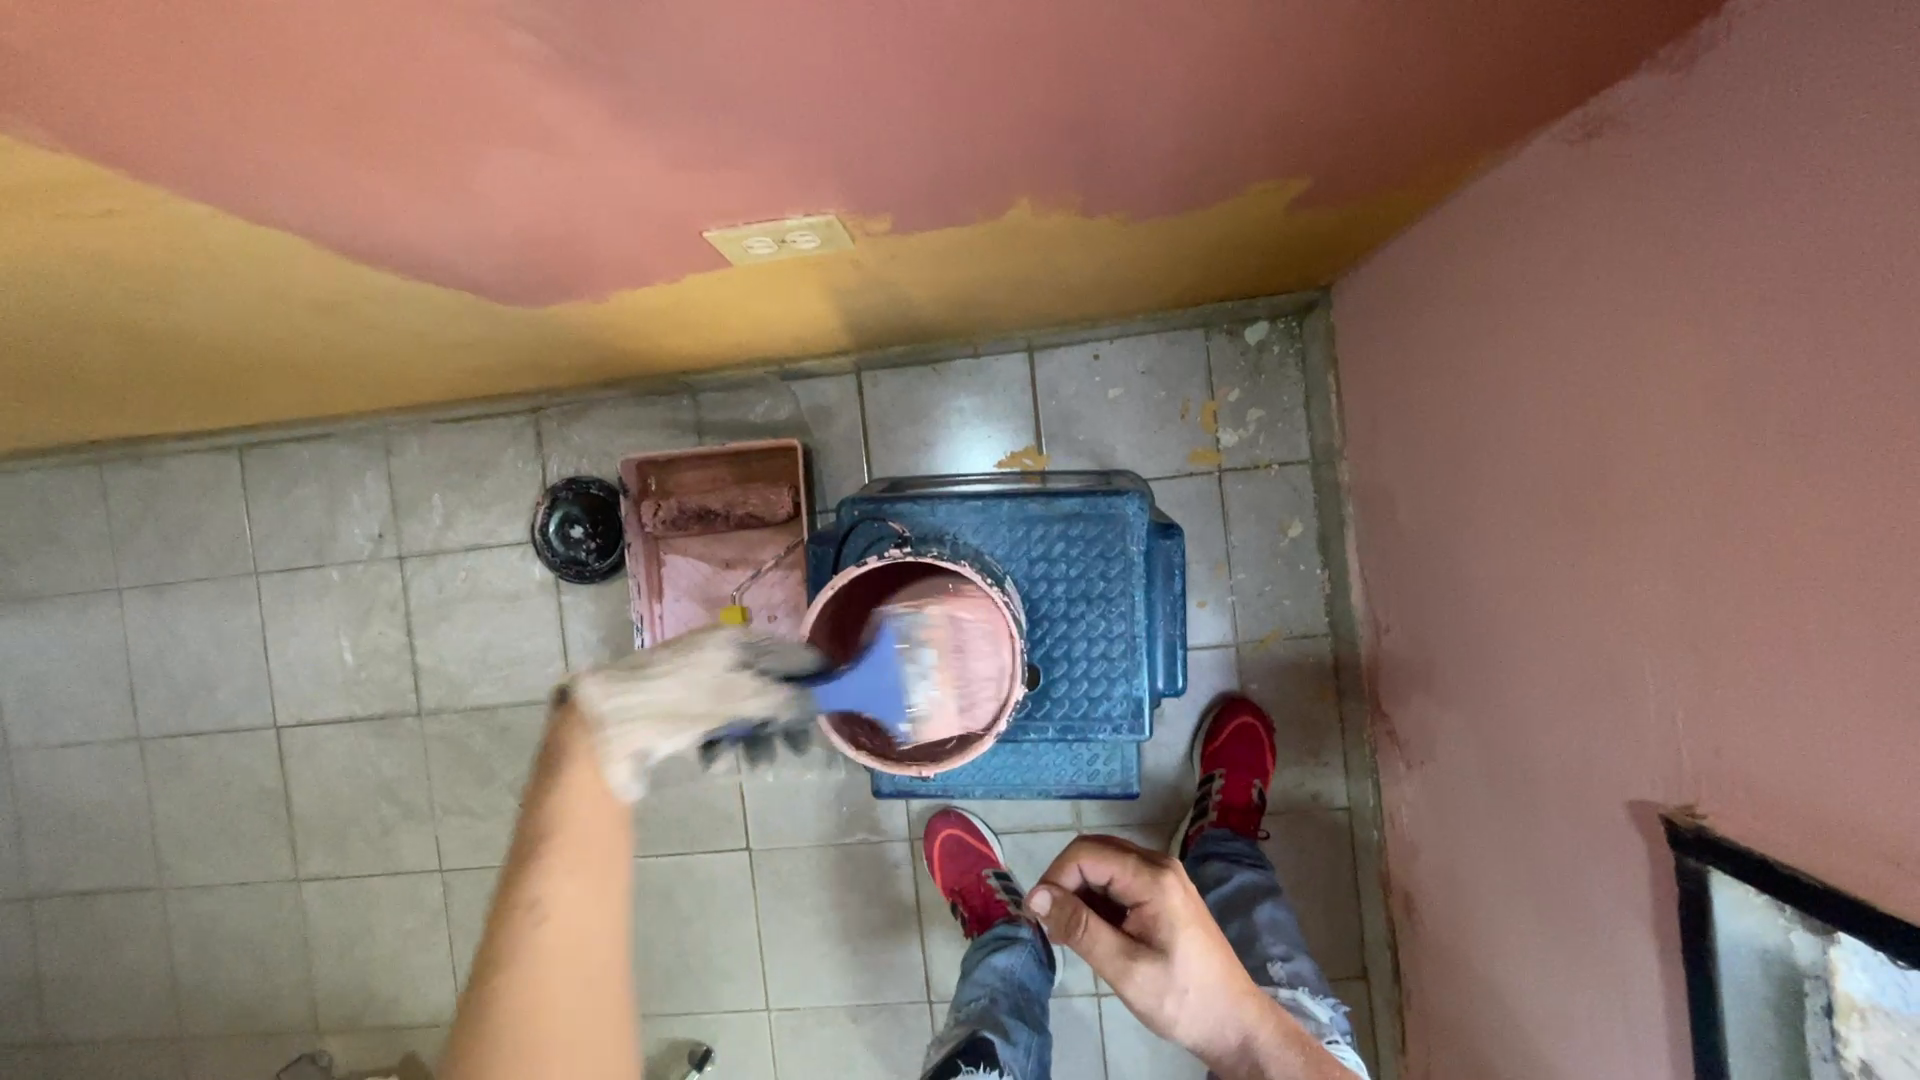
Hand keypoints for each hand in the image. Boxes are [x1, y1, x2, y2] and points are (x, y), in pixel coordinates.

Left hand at [560, 625, 822, 801]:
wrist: (600, 725)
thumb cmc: (675, 703)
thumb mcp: (738, 699)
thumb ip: (784, 700)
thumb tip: (817, 703)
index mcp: (736, 641)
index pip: (790, 653)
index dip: (815, 676)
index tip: (835, 702)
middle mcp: (721, 657)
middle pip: (770, 686)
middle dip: (784, 719)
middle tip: (798, 749)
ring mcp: (700, 685)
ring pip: (745, 712)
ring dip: (754, 739)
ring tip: (757, 765)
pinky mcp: (681, 713)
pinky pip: (717, 727)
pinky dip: (722, 745)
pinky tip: (715, 762)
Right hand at [1027, 835, 1278, 1066]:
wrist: (1234, 1023)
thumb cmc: (1181, 998)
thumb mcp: (1124, 967)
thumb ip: (1080, 927)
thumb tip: (1036, 897)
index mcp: (1152, 877)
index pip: (1085, 854)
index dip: (1055, 878)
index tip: (1038, 916)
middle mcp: (1158, 864)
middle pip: (1094, 851)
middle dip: (1065, 882)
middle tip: (1051, 925)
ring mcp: (1164, 876)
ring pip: (1105, 864)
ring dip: (1080, 891)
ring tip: (1071, 934)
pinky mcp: (1165, 892)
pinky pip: (1120, 879)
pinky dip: (1099, 898)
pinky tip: (1095, 932)